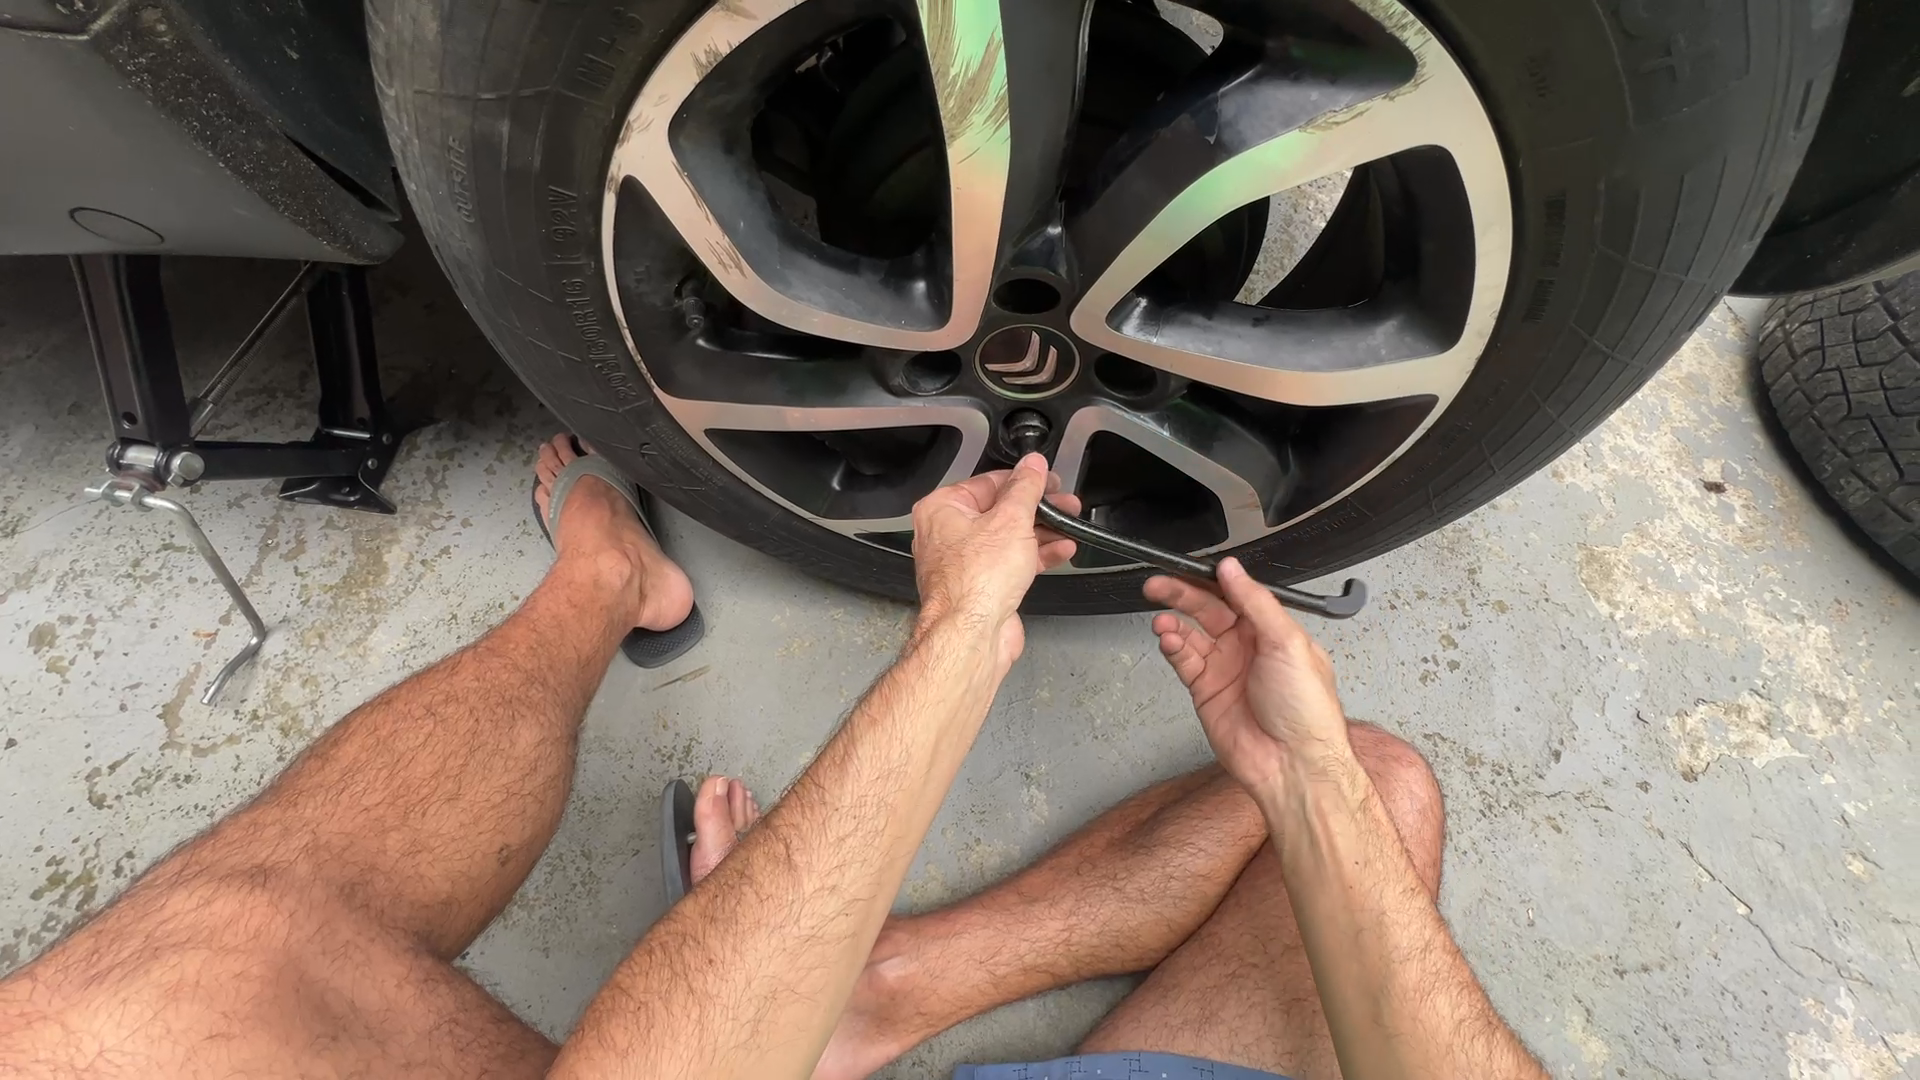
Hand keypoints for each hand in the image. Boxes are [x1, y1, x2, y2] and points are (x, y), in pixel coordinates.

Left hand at [911, 454, 1079, 664]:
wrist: (972, 634)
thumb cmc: (974, 582)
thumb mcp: (1011, 520)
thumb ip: (1026, 489)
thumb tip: (1033, 466)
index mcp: (942, 509)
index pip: (988, 482)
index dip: (1023, 479)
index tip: (1047, 479)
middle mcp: (947, 535)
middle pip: (999, 510)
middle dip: (1037, 508)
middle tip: (1063, 504)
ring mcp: (963, 563)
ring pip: (1007, 538)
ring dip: (1041, 532)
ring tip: (1068, 526)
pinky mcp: (981, 585)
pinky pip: (1010, 562)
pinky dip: (1035, 555)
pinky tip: (1060, 550)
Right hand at [1146, 559, 1353, 796]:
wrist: (1292, 765)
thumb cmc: (1306, 710)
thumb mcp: (1288, 643)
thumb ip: (1255, 602)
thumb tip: (1233, 570)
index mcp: (1272, 630)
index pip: (1234, 594)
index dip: (1211, 580)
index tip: (1189, 568)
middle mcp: (1246, 646)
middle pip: (1206, 609)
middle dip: (1180, 594)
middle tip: (1157, 585)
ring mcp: (1224, 667)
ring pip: (1190, 634)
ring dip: (1173, 623)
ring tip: (1161, 621)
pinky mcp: (1205, 690)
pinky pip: (1183, 660)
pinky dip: (1172, 647)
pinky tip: (1168, 641)